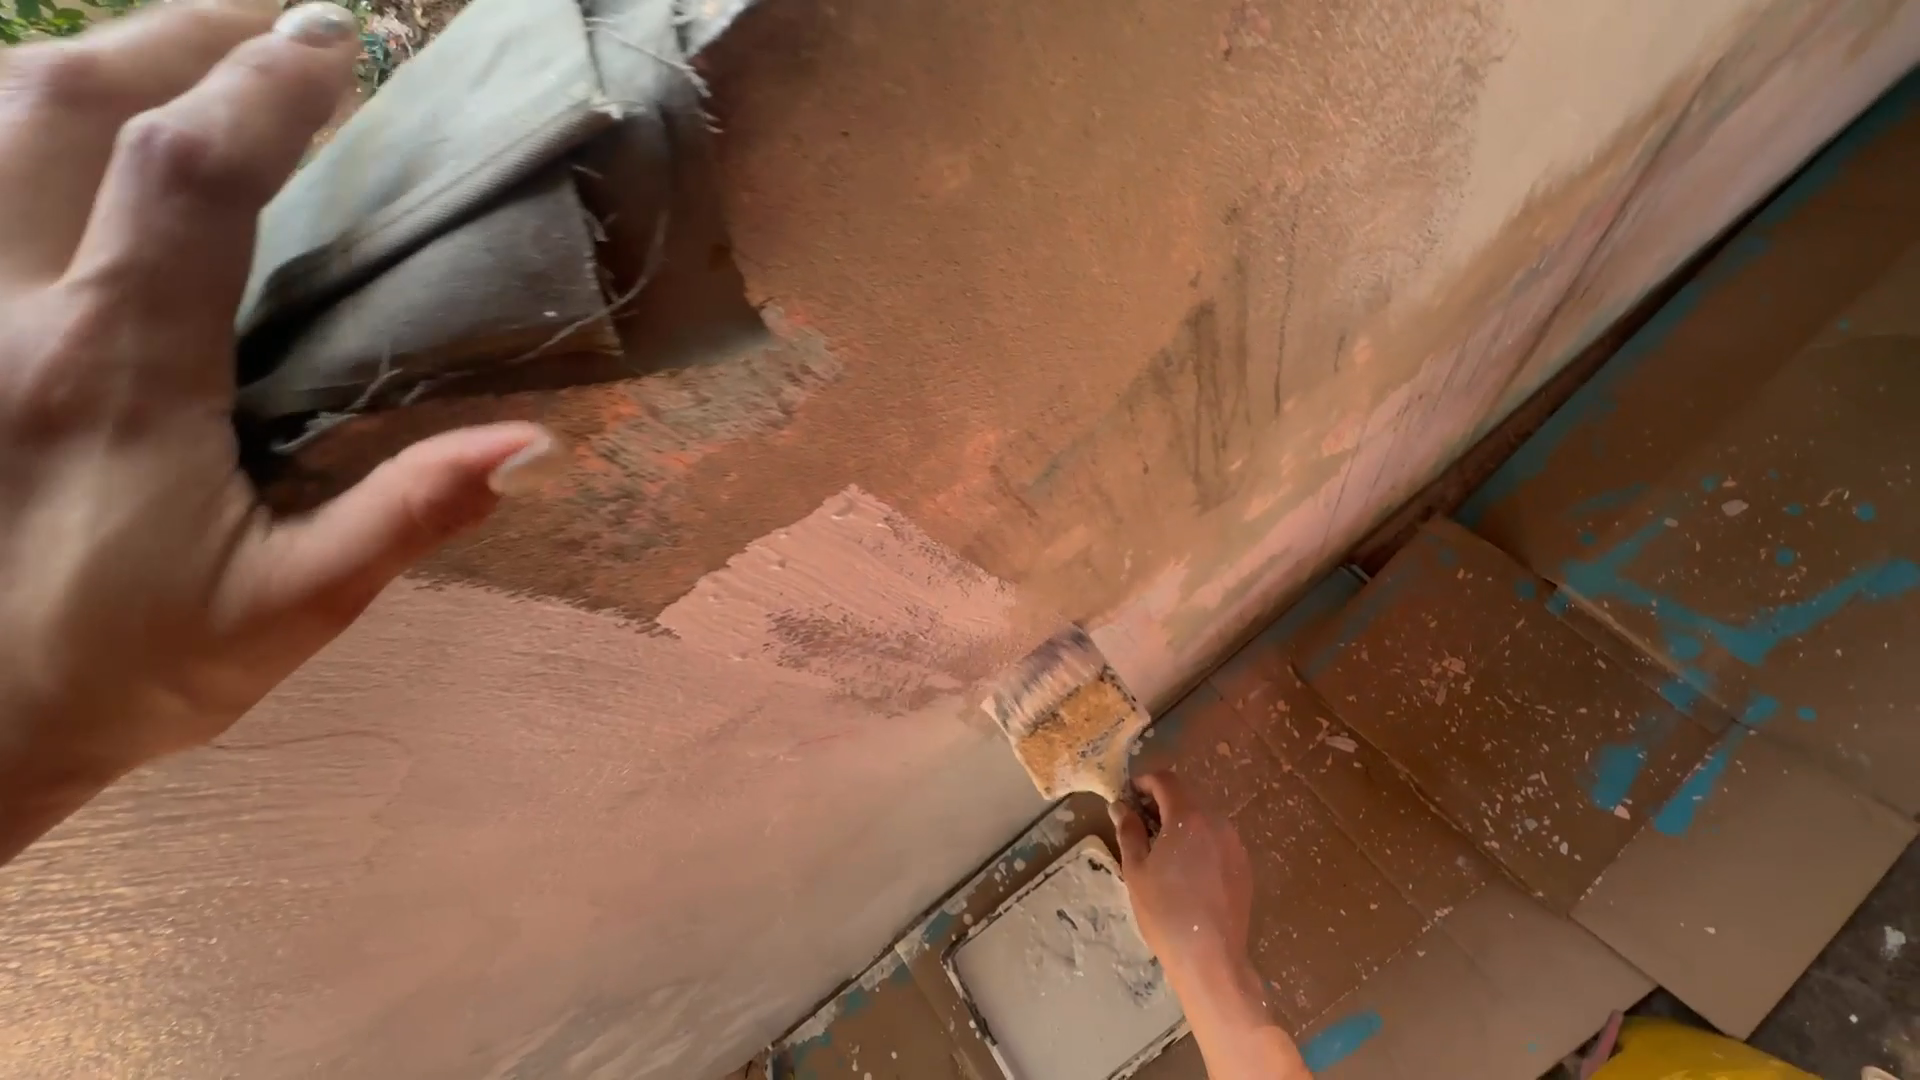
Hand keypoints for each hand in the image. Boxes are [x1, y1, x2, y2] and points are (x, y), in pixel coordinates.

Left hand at [0, 1, 563, 858]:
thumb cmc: (133, 666)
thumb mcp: (301, 606)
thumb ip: (411, 516)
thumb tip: (532, 447)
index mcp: (120, 375)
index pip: (193, 181)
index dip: (271, 92)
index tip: (341, 46)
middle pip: (59, 100)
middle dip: (180, 33)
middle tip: (278, 15)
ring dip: (90, 54)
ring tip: (187, 44)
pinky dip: (8, 122)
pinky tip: (68, 126)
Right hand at [1112, 771, 1253, 978]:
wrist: (1210, 959)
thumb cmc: (1165, 912)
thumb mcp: (1136, 869)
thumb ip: (1128, 830)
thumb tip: (1120, 806)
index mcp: (1189, 817)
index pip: (1166, 780)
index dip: (1145, 781)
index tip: (1129, 795)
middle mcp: (1217, 823)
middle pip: (1187, 796)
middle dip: (1162, 801)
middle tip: (1140, 820)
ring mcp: (1235, 845)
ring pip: (1204, 818)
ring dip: (1181, 820)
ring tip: (1162, 846)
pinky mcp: (1244, 866)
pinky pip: (1217, 839)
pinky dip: (1199, 840)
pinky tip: (1186, 867)